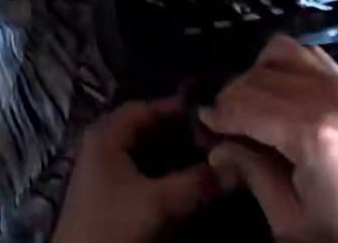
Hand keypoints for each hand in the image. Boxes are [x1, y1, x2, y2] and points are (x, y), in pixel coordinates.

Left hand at [53, 96, 222, 242]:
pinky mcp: (106, 195)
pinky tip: (184, 184)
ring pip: (144, 152)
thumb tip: (235, 168)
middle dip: (179, 134)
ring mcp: (102, 170)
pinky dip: (162, 174)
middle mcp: (102, 143)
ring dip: (172, 156)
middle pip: (146, 129)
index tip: (210, 114)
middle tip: (212, 139)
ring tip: (205, 159)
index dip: (178, 109)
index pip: (147, 107)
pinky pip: (139, 172)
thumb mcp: (156, 206)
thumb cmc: (111, 230)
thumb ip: (195, 184)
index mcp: (106, 133)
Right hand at [198, 36, 337, 242]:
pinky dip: (283, 62)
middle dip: (231, 98)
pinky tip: (275, 89)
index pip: (247, 105)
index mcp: (312, 135)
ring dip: (255, 74)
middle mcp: (325, 97)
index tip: (201, 122)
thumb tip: (217, 148)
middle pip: (258, 77)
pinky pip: (305, 52)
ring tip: (247, 105)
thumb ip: (251, 175)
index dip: (218, 113)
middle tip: (218, 123)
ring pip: (279, 53)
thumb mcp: (290, 221)